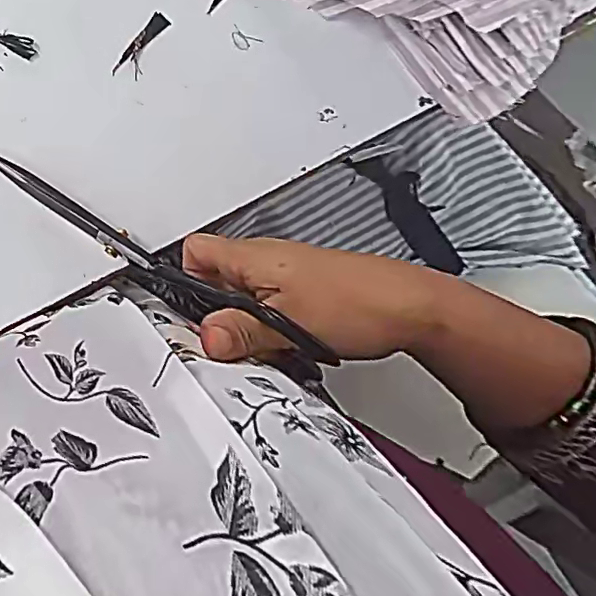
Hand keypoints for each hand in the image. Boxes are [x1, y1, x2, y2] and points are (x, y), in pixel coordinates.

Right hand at [181, 235, 451, 362]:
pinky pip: (268, 304)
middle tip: (236, 338)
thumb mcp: (288, 325)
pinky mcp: (301, 287)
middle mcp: (263, 258)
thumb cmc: (359, 302)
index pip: (193, 252)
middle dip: (221, 314)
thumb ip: (241, 331)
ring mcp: (283, 272)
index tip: (194, 314)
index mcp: (250, 256)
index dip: (185, 281)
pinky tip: (291, 342)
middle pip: (215, 280)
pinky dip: (271, 326)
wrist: (411, 305)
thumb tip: (205, 337)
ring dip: (248, 324)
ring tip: (271, 343)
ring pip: (242, 296)